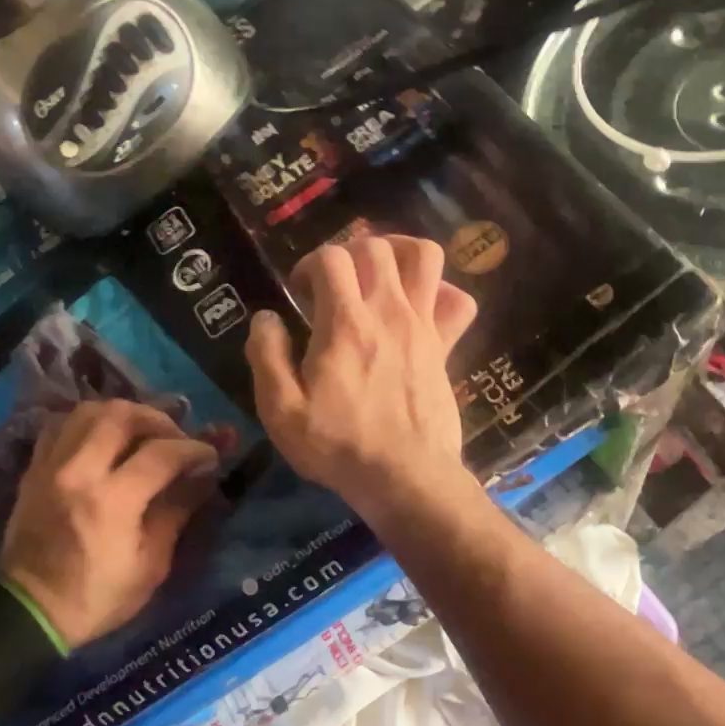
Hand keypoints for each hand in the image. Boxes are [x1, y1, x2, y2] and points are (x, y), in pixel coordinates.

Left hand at [0, 401, 219, 646]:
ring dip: (122, 416)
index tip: (210, 456)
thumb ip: (177, 511)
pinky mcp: (33, 469)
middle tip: (174, 439)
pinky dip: (88, 424)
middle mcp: (77, 471)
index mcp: (111, 501)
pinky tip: (105, 442)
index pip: (162, 453)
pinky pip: (62, 426)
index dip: (194, 449)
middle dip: (157, 420)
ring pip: (88, 411)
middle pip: (121, 415)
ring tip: (141, 435)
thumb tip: (203, 475)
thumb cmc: (97, 597)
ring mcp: (50, 466)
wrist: (29, 611)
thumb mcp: (150, 565)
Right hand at [245, 236, 478, 520]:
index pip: (331, 257)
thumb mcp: (281, 411)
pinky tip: (422, 307)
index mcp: (344, 322)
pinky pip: (458, 300)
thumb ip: (266, 356)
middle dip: (350, 252)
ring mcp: (423, 326)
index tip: (301, 295)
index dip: (309, 264)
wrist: (405, 479)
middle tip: (336, 284)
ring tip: (380, 275)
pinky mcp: (445, 347)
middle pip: (376, 246)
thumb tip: (266, 318)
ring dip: (400, 252)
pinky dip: (442, 293)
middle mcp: (388, 312)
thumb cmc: (338, 447)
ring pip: (425, 257)